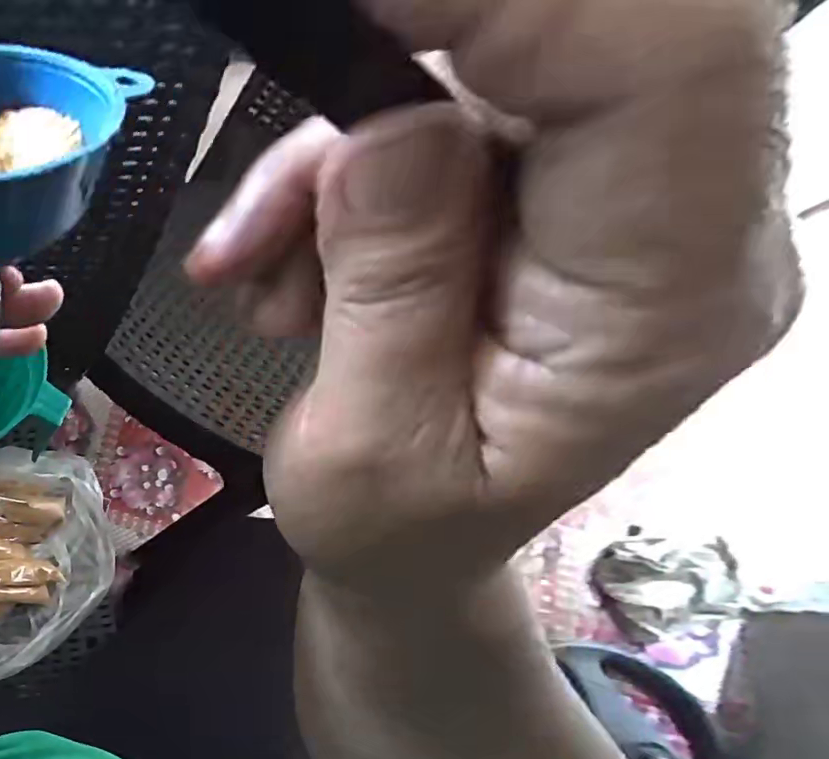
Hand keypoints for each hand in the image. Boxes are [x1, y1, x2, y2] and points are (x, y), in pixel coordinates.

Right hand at [188, 0, 797, 595]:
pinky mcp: (516, 219)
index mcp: (662, 306)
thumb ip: (387, 295)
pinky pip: (412, 157)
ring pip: (452, 111)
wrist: (399, 558)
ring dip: (313, 186)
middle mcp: (665, 231)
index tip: (360, 6)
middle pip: (547, 72)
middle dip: (361, 125)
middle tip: (242, 226)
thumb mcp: (364, 444)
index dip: (516, 5)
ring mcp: (590, 218)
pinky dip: (317, 209)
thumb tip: (384, 132)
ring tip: (239, 279)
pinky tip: (275, 288)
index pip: (659, 74)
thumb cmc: (384, 532)